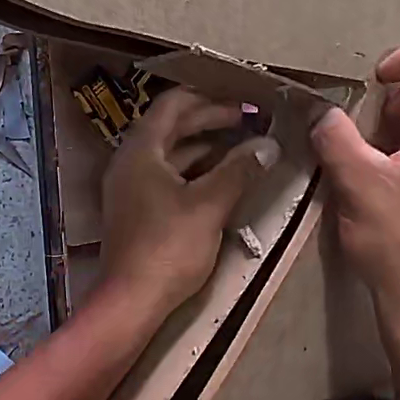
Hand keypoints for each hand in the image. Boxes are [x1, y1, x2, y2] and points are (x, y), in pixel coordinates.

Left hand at [99, 88, 280, 316]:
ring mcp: (130, 188)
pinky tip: (220, 181)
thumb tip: (269, 145)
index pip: (174, 104)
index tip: (244, 104)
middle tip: (249, 123)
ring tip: (242, 150)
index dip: (211, 100)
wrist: (132, 299)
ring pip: (170, 155)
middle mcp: (130, 162)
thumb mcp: (209, 206)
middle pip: (171, 127)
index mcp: (141, 151)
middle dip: (211, 122)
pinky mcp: (136, 211)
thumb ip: (239, 171)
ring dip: (205, 149)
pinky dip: (193, 173)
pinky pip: (166, 178)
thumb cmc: (168, 248)